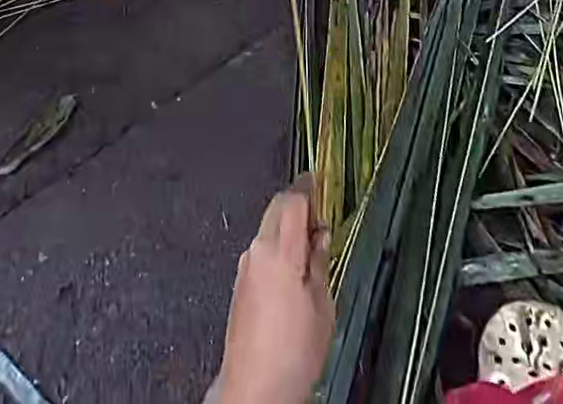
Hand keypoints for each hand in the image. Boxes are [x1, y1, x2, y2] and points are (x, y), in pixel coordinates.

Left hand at [212, 176, 333, 403]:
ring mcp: (245, 265)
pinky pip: (261, 248)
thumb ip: (319, 262)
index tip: (319, 180)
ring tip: (311, 248)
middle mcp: (257, 251)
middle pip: (277, 208)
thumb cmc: (293, 353)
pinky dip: (277, 245)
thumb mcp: (322, 307)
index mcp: (280, 252)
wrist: (254, 390)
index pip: (293, 200)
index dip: (308, 187)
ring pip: (268, 227)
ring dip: (287, 226)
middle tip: (320, 216)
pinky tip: (292, 269)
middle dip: (297, 204)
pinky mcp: (240, 280)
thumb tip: (320, 236)